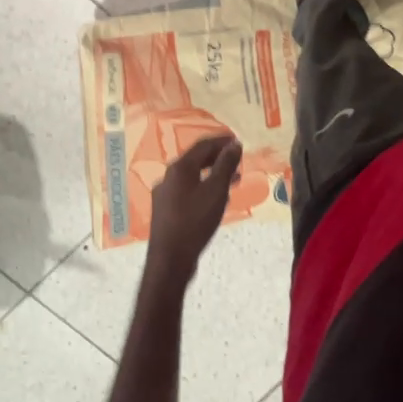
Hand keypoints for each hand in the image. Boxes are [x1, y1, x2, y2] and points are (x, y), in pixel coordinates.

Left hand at [146, 135, 241, 284]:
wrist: (170, 260)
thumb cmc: (195, 221)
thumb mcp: (217, 190)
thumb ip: (226, 164)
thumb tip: (234, 144)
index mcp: (180, 167)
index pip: (203, 145)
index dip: (222, 141)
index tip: (238, 141)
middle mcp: (168, 177)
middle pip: (195, 159)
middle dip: (218, 157)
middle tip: (237, 160)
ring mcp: (164, 195)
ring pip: (191, 176)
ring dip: (212, 173)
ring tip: (232, 180)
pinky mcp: (165, 211)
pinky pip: (187, 190)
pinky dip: (203, 187)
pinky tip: (214, 199)